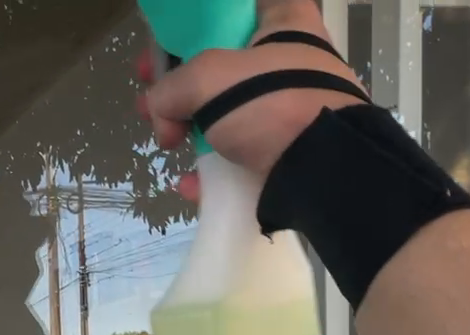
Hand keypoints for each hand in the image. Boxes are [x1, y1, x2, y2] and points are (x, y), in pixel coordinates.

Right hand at [136, 0, 366, 178]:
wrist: (317, 166)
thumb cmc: (270, 102)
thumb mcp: (208, 80)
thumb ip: (171, 87)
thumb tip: (157, 112)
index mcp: (283, 21)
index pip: (235, 8)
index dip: (195, 24)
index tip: (164, 44)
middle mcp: (285, 61)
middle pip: (222, 64)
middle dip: (182, 83)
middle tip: (153, 100)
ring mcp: (283, 109)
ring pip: (225, 112)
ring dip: (190, 129)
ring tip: (167, 142)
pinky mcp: (279, 151)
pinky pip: (235, 156)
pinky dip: (209, 170)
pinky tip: (189, 182)